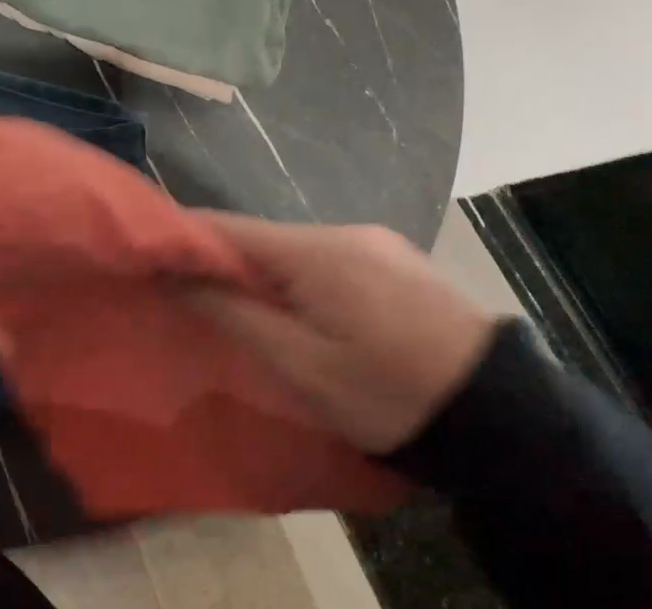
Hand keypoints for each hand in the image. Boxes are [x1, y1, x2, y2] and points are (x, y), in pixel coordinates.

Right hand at [183, 211, 498, 453]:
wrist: (514, 426)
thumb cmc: (389, 394)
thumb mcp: (297, 362)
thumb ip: (227, 309)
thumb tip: (169, 273)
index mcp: (316, 250)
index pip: (219, 226)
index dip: (172, 240)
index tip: (137, 262)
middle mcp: (345, 233)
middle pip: (253, 237)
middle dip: (214, 263)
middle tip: (182, 298)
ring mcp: (378, 246)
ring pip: (287, 250)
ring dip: (257, 275)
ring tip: (235, 312)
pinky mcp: (398, 265)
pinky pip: (323, 262)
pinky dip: (294, 280)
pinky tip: (294, 313)